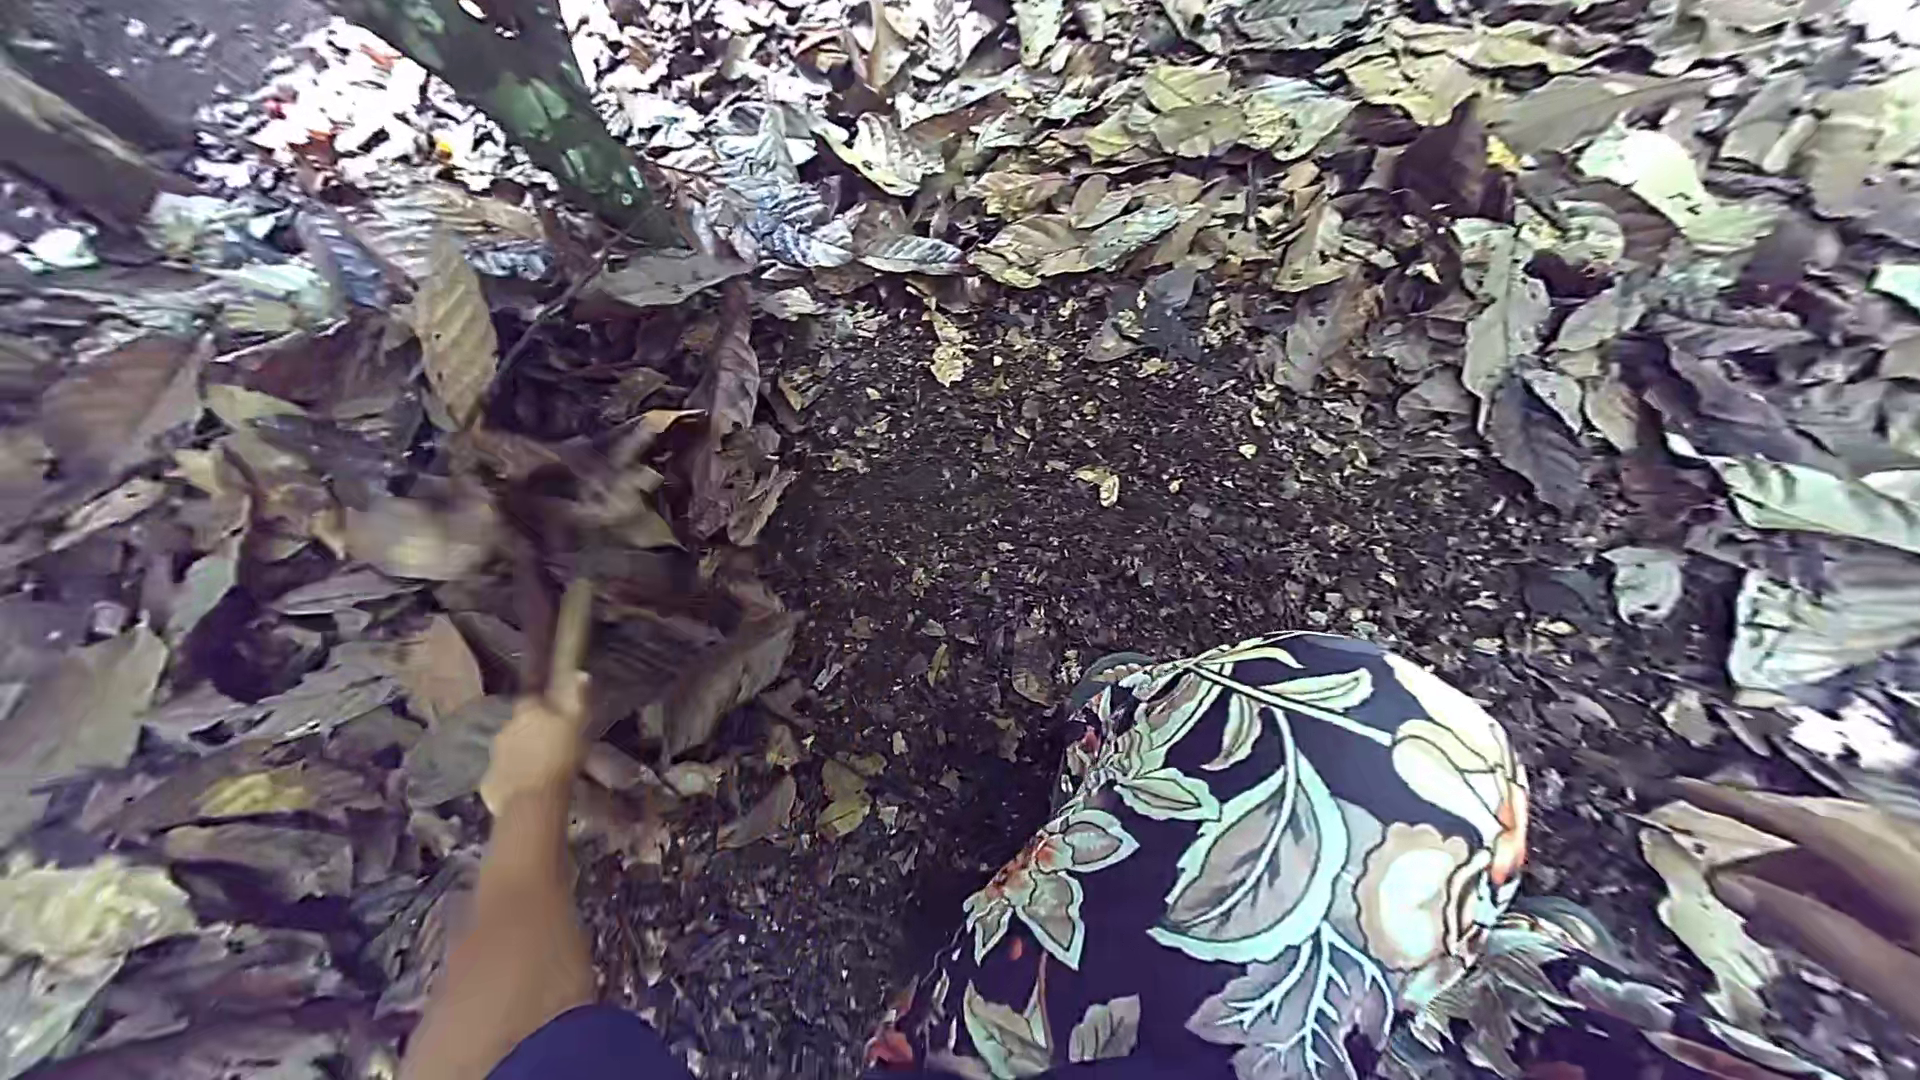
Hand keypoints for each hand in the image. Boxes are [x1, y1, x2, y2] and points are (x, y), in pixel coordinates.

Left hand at [479, 668, 589, 814]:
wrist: (533, 798)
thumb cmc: (561, 755)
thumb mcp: (578, 723)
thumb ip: (578, 698)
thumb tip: (580, 673)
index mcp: (527, 713)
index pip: (531, 699)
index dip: (542, 705)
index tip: (555, 713)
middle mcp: (505, 729)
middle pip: (519, 724)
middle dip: (531, 729)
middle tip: (551, 741)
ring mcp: (493, 755)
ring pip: (510, 747)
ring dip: (522, 751)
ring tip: (541, 764)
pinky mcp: (488, 780)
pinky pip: (504, 770)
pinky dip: (514, 773)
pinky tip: (528, 782)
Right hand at [1672, 778, 1919, 1032]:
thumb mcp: (1897, 983)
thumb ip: (1813, 930)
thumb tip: (1729, 886)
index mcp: (1912, 886)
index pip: (1809, 828)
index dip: (1740, 805)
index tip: (1684, 788)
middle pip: (1826, 853)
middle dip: (1763, 864)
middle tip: (1718, 882)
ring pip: (1848, 878)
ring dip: (1791, 890)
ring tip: (1758, 920)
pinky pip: (1873, 901)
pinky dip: (1828, 909)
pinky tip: (1810, 937)